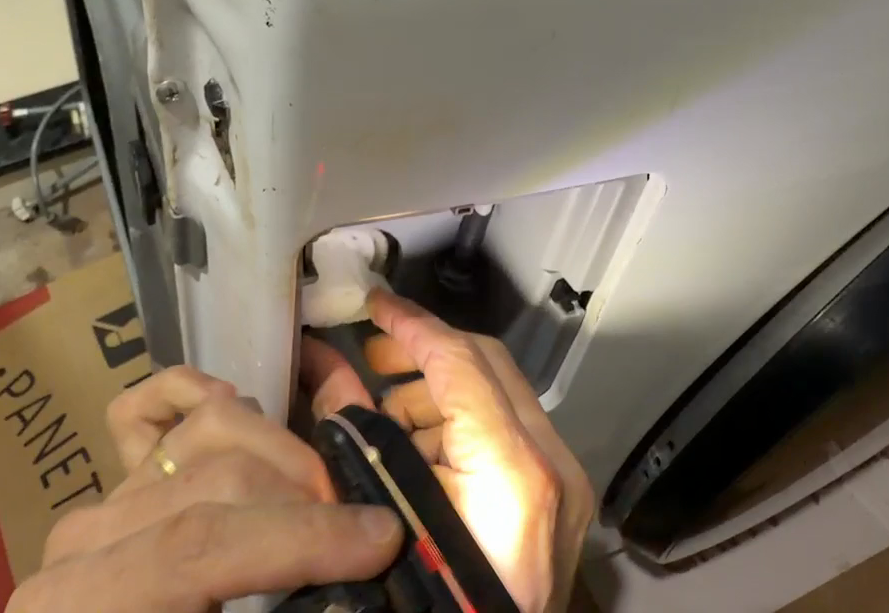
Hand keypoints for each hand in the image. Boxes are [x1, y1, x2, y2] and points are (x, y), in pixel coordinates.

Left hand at [8, 366, 403, 612]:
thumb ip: (277, 610)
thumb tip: (354, 589)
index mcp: (97, 598)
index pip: (206, 541)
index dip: (303, 534)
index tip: (380, 537)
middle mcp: (90, 535)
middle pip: (218, 476)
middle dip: (304, 495)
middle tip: (361, 530)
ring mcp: (102, 502)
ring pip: (203, 428)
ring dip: (277, 450)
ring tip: (317, 497)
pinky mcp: (113, 489)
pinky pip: (148, 411)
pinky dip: (191, 393)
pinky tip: (233, 399)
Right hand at [301, 293, 595, 612]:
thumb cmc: (426, 598)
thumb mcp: (378, 505)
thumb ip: (352, 423)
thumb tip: (322, 362)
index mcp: (512, 470)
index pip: (458, 360)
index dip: (410, 324)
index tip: (374, 305)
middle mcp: (553, 465)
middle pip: (487, 364)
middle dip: (426, 349)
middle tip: (374, 355)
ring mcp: (566, 484)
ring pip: (501, 393)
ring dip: (443, 386)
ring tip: (390, 408)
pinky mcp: (562, 498)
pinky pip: (511, 430)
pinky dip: (465, 421)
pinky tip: (422, 446)